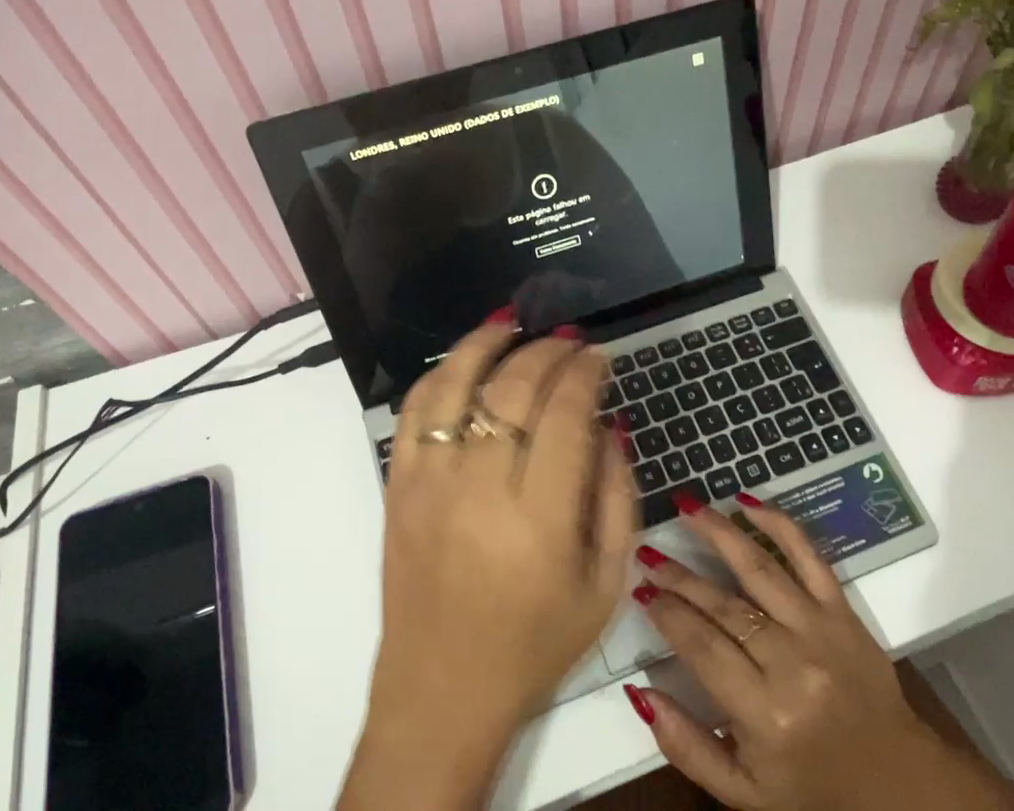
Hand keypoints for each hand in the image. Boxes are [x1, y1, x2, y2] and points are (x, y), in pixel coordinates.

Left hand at [339, 310, 636, 809]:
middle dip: (547, 351)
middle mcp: (482, 490)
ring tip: (514, 322)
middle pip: (514, 389)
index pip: (566, 415)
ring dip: (486, 343)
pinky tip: (464, 360)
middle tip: (570, 339)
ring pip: (456, 386)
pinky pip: (414, 413)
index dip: (586, 373)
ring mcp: (430, 484)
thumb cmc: (534, 646)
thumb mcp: (604, 585)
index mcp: (542, 519)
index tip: (600, 357)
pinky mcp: (397, 488)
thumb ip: (615, 498)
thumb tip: (611, 426)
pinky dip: (439, 375)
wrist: (442, 690)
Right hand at [625, 496, 1013, 810]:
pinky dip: (780, 525)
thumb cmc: (812, 788)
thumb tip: (639, 691)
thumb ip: (686, 744)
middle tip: (648, 554)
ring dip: (719, 533)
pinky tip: (748, 502)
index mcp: (764, 712)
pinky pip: (810, 558)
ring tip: (686, 507)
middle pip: (724, 606)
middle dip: (680, 576)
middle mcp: (792, 663)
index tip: (640, 591)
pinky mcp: (844, 611)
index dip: (667, 613)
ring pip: (760, 570)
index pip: (701, 646)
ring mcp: (821, 630)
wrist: (896, 782)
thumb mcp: (741, 790)